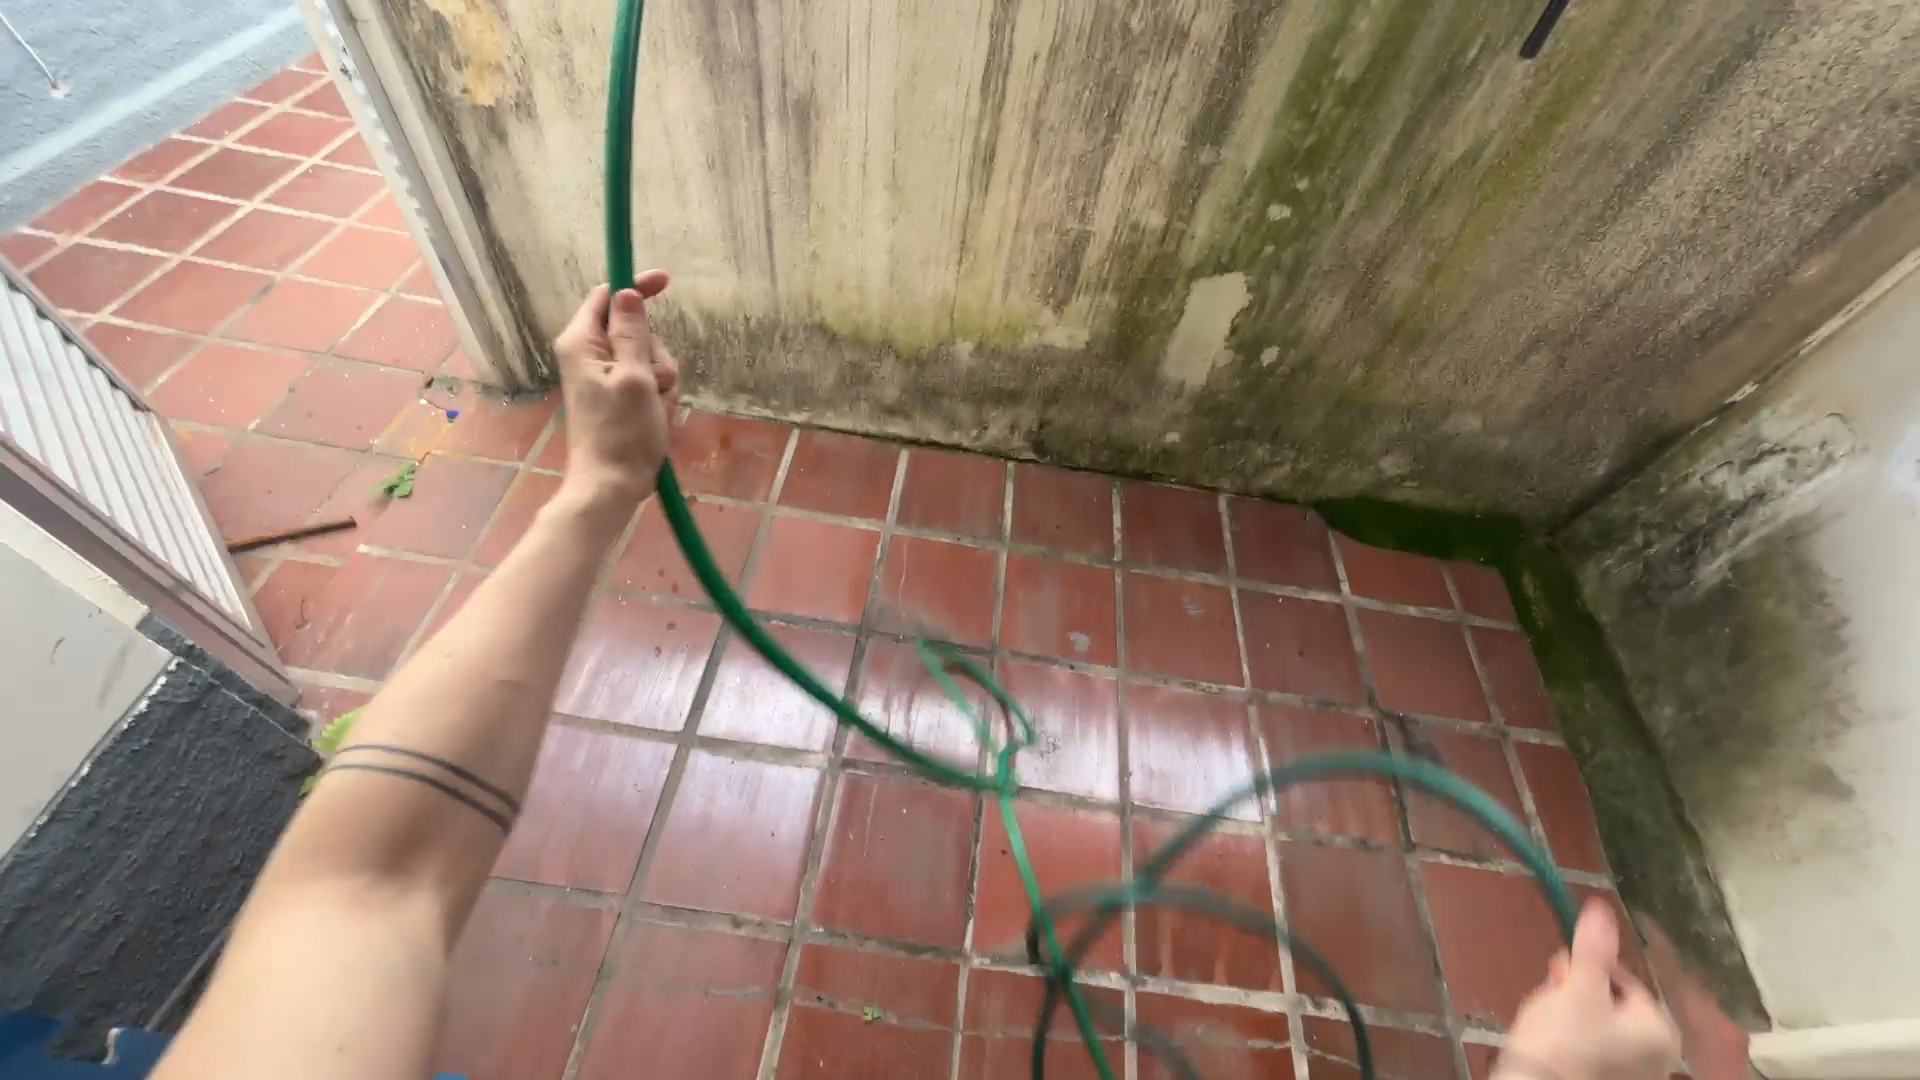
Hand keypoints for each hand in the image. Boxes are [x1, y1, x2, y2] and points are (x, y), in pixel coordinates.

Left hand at [551, 271, 678, 512]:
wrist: (612, 484)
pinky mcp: (618, 399)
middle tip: (657, 384)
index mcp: (582, 343)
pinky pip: (648, 384)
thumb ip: (633, 334)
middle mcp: (589, 355)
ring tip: (657, 409)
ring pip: (648, 359)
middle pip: (636, 331)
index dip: (637, 286)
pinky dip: (659, 399)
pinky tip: (657, 419)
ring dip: (662, 382)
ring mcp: (605, 379)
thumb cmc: (623, 433)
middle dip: (657, 354)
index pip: (608, 296)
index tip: (667, 280)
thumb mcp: (635, 378)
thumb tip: (628, 293)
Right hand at [1496, 900, 1680, 1079]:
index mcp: (1658, 1028)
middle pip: (1609, 996)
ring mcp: (1636, 1069)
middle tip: (1553, 997)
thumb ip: (1591, 948)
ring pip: (1596, 1016)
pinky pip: (1591, 1039)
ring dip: (1567, 1008)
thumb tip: (1601, 907)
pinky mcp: (1609, 1076)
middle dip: (1575, 989)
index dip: (1585, 968)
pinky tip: (1553, 1036)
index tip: (1559, 973)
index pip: (1620, 976)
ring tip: (1549, 1018)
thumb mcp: (1577, 988)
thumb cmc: (1566, 1039)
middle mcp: (1658, 1051)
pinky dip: (1570, 1032)